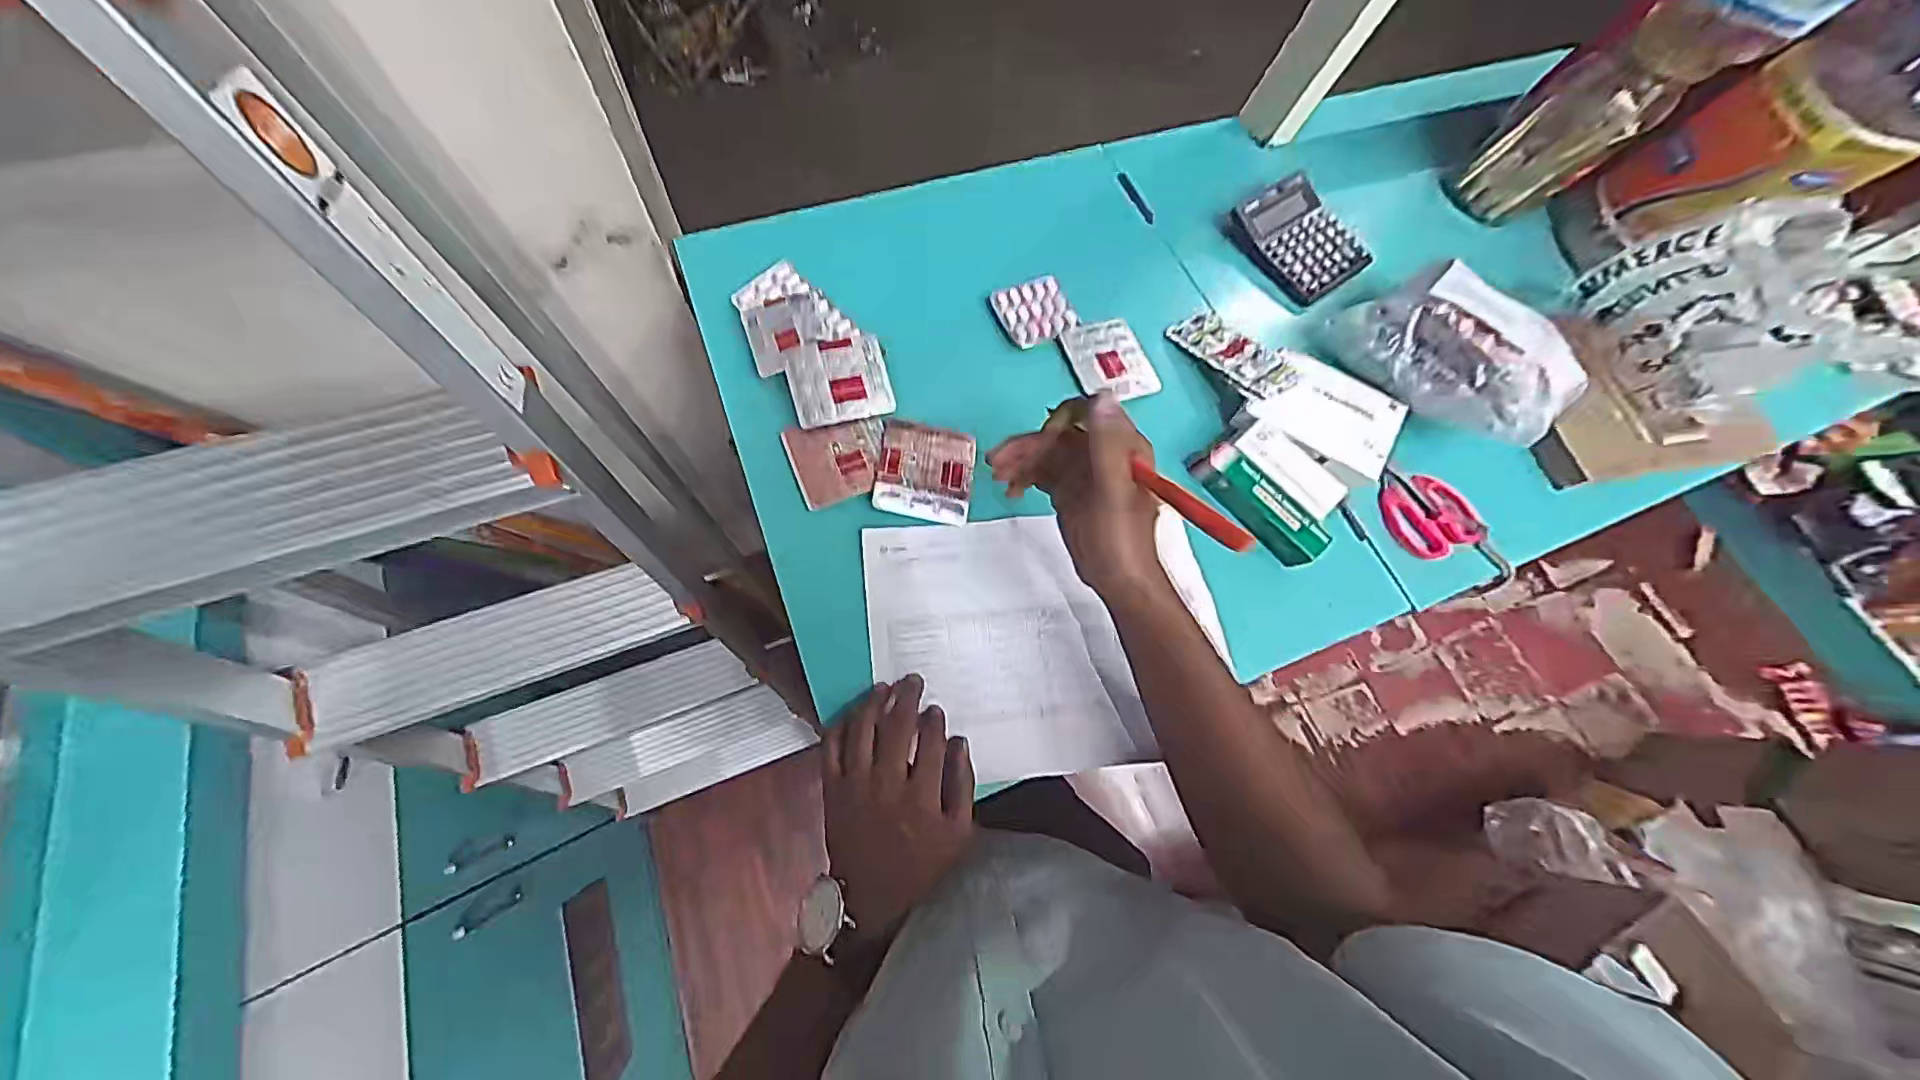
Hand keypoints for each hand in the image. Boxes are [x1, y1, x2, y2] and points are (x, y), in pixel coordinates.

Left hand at [822, 675, 974, 945]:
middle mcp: (885, 783)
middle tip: (912, 681)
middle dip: (906, 697)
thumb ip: (961, 784)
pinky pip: (831, 747)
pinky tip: (851, 712)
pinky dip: (841, 724)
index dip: (933, 719)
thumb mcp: (958, 834)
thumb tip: (957, 741)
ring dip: (873, 702)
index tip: (936, 710)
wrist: (871, 900)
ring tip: (883, 687)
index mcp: (920, 795)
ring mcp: (854, 785)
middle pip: (896, 725)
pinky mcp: (831, 789)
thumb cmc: (920, 867)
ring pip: (861, 729)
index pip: (929, 740)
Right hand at [987, 393, 1166, 598]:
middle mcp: (1102, 455)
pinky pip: (1043, 473)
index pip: (1088, 414)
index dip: (1060, 421)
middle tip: (1001, 461)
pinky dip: (1025, 477)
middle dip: (1029, 445)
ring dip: (1021, 461)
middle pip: (1059, 435)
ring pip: (1047, 454)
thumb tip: (1101, 400)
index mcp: (1121, 447)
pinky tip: (1011, 489)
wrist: (1118, 578)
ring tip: (999, 477)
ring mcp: (1085, 474)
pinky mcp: (1070, 492)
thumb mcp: (1113, 489)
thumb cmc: (1122, 539)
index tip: (1040, 440)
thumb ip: (1107, 444)